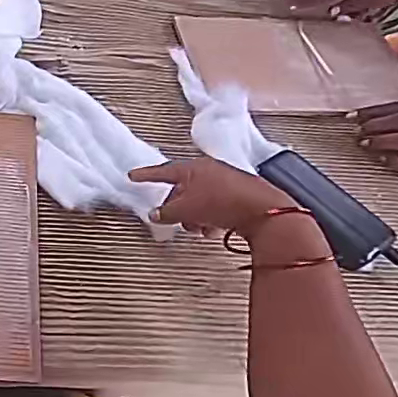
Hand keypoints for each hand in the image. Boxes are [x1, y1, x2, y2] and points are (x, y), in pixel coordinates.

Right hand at [129, 158, 324, 250]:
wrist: (264, 213)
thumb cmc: (224, 202)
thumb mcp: (186, 209)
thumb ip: (166, 212)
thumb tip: (155, 214)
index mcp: (192, 168)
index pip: (162, 171)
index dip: (146, 175)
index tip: (133, 175)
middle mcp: (208, 172)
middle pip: (181, 191)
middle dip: (177, 208)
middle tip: (174, 220)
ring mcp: (223, 184)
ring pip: (197, 202)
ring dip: (194, 217)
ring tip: (200, 227)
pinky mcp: (236, 197)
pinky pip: (213, 208)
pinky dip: (209, 219)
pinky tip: (214, 229)